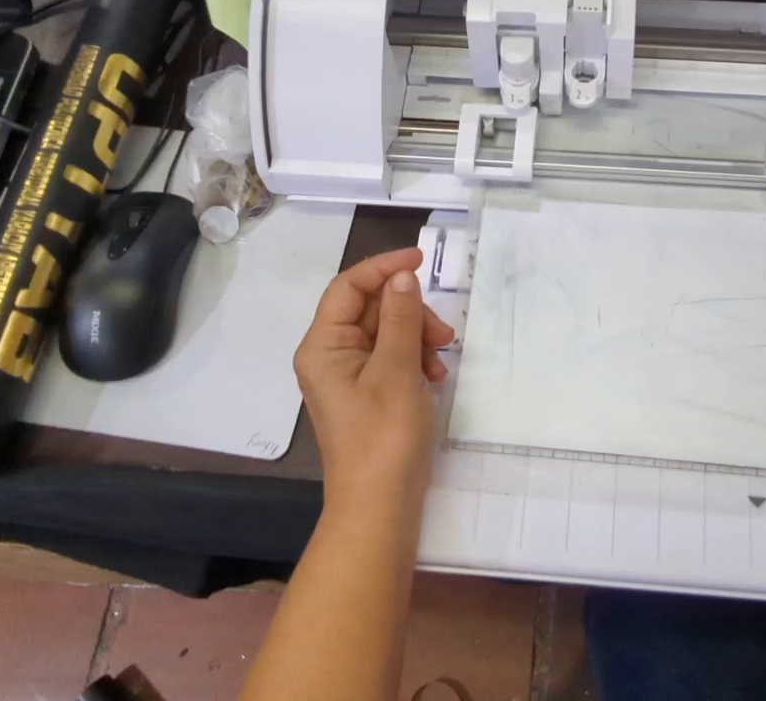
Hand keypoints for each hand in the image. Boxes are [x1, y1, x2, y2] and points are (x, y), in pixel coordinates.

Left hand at [294, 247, 452, 513]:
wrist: (381, 506)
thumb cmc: (384, 436)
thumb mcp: (396, 370)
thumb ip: (399, 317)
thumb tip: (401, 276)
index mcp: (323, 346)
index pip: (348, 287)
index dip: (383, 267)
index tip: (420, 259)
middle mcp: (330, 355)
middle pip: (371, 309)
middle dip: (409, 312)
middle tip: (442, 332)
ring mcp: (350, 375)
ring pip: (386, 331)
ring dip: (417, 336)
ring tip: (442, 358)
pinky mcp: (368, 392)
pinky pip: (391, 357)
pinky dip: (415, 358)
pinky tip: (435, 375)